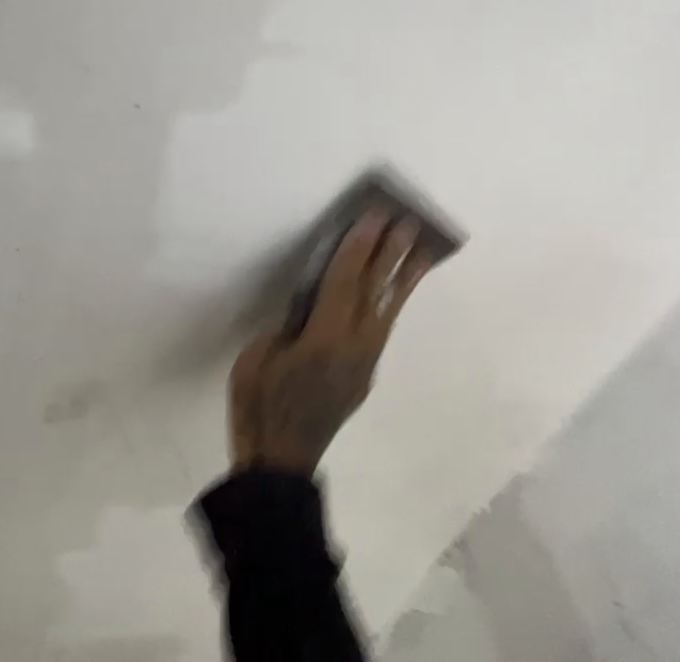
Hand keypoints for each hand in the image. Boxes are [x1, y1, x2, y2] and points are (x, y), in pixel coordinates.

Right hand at [229, 207, 433, 474]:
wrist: (279, 460)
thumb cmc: (258, 404)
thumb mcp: (259, 356)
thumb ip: (287, 329)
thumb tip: (307, 313)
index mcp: (325, 340)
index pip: (345, 283)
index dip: (358, 248)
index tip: (373, 218)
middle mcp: (354, 348)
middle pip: (375, 293)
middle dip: (390, 256)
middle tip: (408, 224)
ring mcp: (363, 364)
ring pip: (386, 313)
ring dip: (402, 280)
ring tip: (421, 253)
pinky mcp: (361, 376)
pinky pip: (378, 331)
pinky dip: (388, 306)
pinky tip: (389, 297)